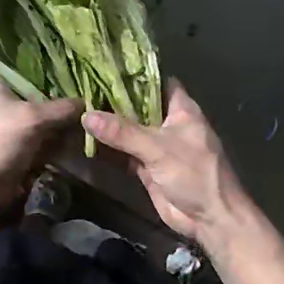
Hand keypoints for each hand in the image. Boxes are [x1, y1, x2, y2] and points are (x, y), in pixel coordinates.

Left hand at [0, 79, 82, 212]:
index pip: (33, 71)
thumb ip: (63, 107)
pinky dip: (57, 143)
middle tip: (90, 105)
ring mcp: (12, 127)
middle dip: (65, 105)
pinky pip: (44, 140)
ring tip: (88, 126)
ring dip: (64, 127)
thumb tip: (88, 102)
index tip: (81, 77)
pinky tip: (77, 142)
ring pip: (46, 121)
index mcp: (0, 85)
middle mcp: (6, 102)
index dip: (56, 73)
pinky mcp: (19, 148)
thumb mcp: (35, 117)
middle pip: (43, 98)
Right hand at [82, 82, 249, 243]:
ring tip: (74, 106)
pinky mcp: (147, 167)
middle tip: (79, 85)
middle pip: (138, 106)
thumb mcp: (158, 148)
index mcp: (181, 110)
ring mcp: (156, 146)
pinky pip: (124, 153)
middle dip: (113, 98)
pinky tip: (82, 138)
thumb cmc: (194, 173)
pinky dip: (107, 148)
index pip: (157, 81)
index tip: (104, 65)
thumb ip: (123, 132)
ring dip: (107, 124)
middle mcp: (168, 124)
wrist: (209, 218)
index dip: (134, 73)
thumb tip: (87, 115)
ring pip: (128, 130)